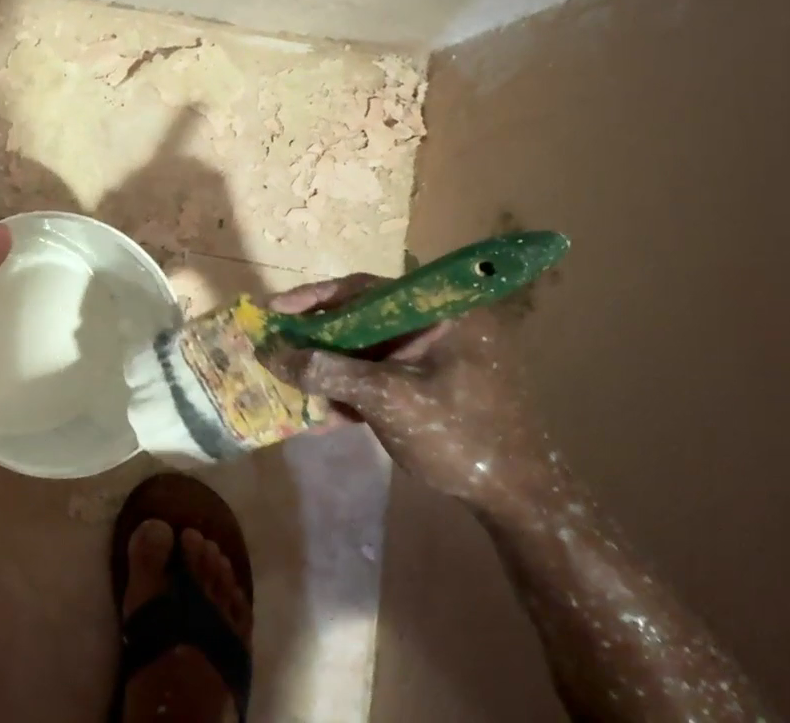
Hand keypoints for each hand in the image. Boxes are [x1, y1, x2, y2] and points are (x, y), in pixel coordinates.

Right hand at [266, 275, 551, 507]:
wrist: (520, 500)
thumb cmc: (459, 436)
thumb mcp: (385, 398)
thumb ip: (326, 371)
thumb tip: (269, 353)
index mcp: (443, 315)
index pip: (366, 289)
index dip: (314, 298)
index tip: (274, 311)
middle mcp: (441, 328)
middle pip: (362, 320)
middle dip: (317, 338)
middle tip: (278, 347)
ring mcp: (439, 359)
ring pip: (367, 351)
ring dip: (330, 368)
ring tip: (293, 384)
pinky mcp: (434, 387)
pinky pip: (380, 376)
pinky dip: (351, 389)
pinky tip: (324, 414)